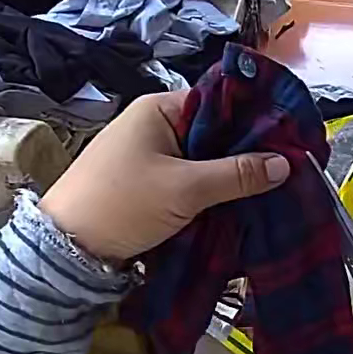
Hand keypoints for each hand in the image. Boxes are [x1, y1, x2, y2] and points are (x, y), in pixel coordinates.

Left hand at [40, 91, 289, 261]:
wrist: (66, 249)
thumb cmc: (124, 204)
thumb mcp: (186, 189)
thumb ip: (237, 174)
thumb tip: (285, 164)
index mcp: (158, 109)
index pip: (216, 104)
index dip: (251, 122)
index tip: (286, 142)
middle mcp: (153, 124)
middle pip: (211, 131)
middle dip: (243, 152)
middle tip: (283, 168)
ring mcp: (149, 153)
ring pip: (202, 157)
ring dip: (227, 173)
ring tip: (268, 185)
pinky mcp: (147, 180)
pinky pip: (188, 176)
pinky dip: (209, 187)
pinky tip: (236, 199)